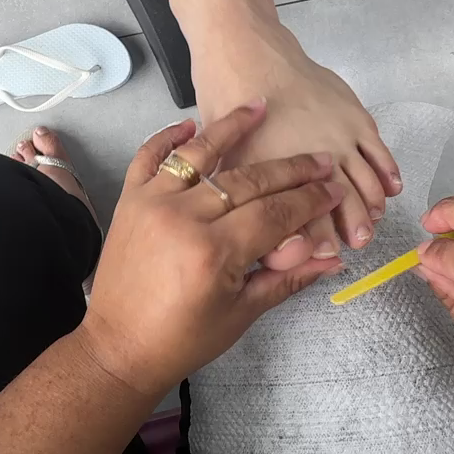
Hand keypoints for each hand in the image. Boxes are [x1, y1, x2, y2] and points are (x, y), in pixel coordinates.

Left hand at [75, 102, 345, 397]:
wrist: (119, 347)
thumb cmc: (184, 338)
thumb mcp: (242, 313)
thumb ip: (288, 277)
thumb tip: (335, 257)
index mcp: (214, 253)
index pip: (275, 214)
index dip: (310, 200)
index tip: (334, 188)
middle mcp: (183, 218)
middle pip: (247, 181)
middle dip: (290, 169)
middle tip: (321, 159)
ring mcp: (152, 203)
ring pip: (198, 154)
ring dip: (231, 127)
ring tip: (259, 106)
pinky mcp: (129, 199)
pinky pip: (149, 157)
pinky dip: (167, 137)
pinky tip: (192, 123)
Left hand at [192, 16, 400, 271]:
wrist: (246, 49)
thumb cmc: (227, 100)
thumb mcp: (224, 154)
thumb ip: (243, 194)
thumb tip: (261, 228)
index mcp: (284, 174)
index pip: (307, 219)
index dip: (320, 242)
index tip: (329, 256)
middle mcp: (319, 158)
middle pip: (344, 204)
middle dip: (352, 230)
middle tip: (356, 244)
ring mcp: (341, 136)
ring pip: (366, 182)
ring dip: (371, 207)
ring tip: (370, 224)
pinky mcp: (354, 114)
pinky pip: (379, 152)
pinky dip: (388, 173)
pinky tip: (390, 188)